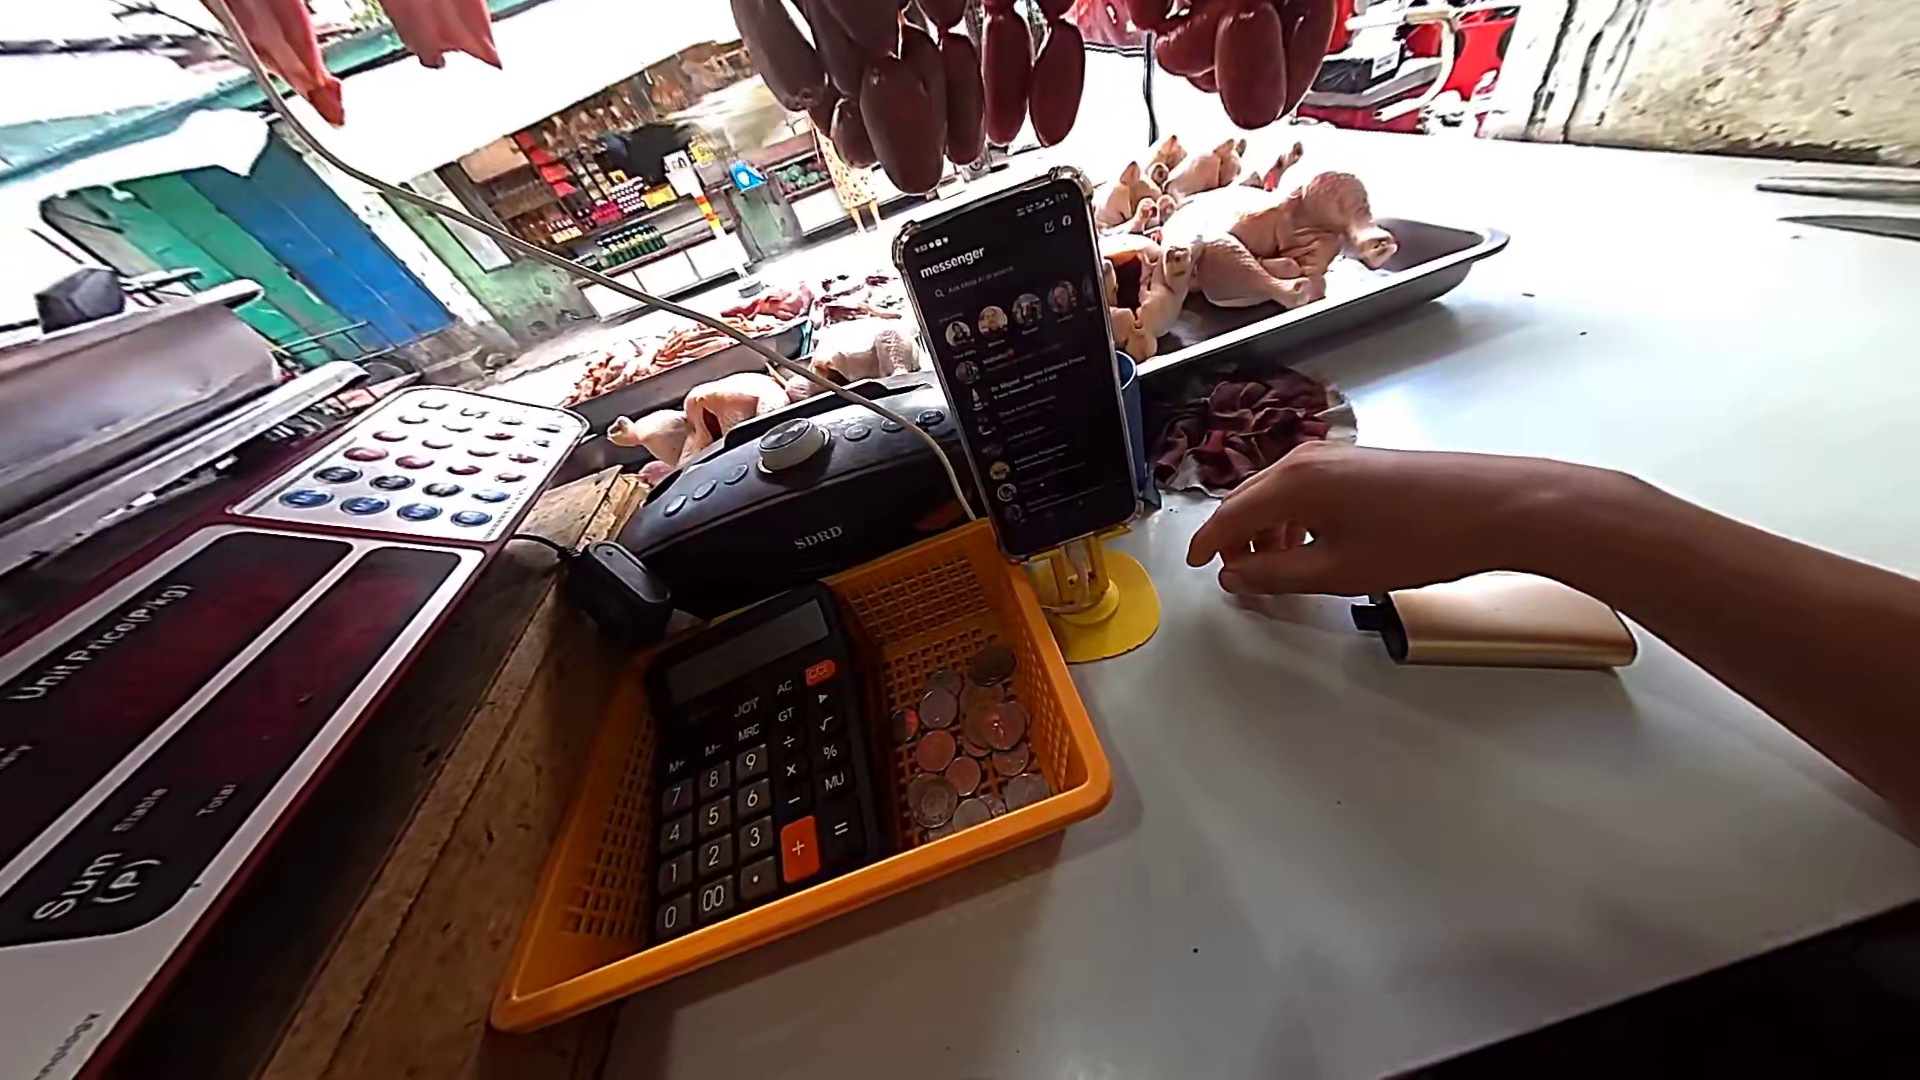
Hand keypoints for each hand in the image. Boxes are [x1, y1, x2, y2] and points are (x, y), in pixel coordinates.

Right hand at [1184, 442, 1609, 596]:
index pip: (1228, 514)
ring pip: (1273, 494)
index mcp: (1292, 483)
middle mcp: (1304, 460)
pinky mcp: (1356, 461)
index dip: (1207, 543)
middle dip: (1234, 538)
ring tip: (1277, 565)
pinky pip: (1302, 489)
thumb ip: (1273, 575)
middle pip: (1246, 499)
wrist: (1510, 506)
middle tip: (1238, 574)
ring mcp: (1332, 455)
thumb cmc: (1423, 540)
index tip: (1196, 565)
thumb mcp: (1337, 570)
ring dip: (1264, 529)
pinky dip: (1291, 517)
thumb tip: (1233, 576)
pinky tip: (1310, 543)